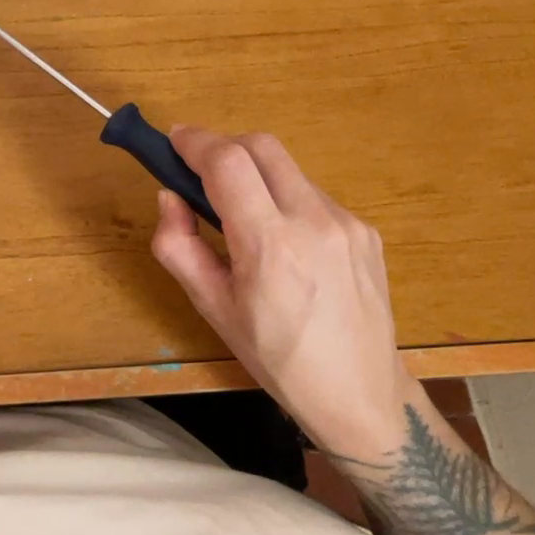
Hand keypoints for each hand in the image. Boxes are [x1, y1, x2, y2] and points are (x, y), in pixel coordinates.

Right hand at [148, 129, 414, 458]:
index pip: (228, 163)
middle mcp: (314, 222)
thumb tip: (169, 197)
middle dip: (222, 145)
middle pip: (261, 146)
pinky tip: (280, 238)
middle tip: (197, 169)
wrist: (359, 393)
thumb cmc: (274, 356)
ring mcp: (347, 223)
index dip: (195, 142)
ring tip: (239, 213)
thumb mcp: (211, 307)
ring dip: (253, 172)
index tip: (172, 140)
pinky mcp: (365, 230)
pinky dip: (282, 197)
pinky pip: (312, 194)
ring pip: (288, 168)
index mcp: (270, 246)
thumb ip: (178, 246)